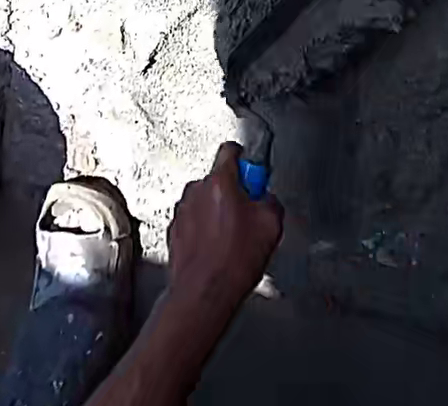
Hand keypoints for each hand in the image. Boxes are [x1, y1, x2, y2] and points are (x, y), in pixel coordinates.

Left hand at [165, 142, 283, 315]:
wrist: (203, 297)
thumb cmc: (233, 261)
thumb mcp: (272, 224)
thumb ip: (271, 200)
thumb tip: (267, 200)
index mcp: (220, 181)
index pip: (231, 150)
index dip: (245, 159)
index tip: (253, 175)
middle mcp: (196, 191)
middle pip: (219, 178)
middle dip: (234, 191)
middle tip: (247, 214)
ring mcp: (182, 213)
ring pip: (206, 200)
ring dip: (218, 211)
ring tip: (232, 237)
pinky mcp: (174, 233)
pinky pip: (195, 221)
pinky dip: (205, 229)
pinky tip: (218, 249)